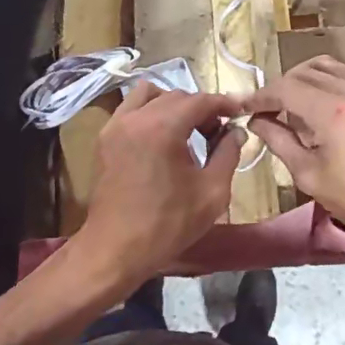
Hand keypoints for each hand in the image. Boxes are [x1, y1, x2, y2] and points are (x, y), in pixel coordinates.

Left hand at [72, 82, 244, 288]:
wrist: (117, 249)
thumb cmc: (168, 224)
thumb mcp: (212, 192)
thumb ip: (228, 154)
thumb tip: (236, 131)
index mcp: (163, 127)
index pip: (200, 101)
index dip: (223, 104)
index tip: (239, 112)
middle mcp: (135, 117)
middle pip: (176, 96)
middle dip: (200, 108)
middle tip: (217, 132)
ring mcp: (115, 125)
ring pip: (149, 95)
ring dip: (173, 105)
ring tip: (187, 130)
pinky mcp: (105, 138)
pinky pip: (130, 109)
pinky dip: (149, 112)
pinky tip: (162, 138)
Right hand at [243, 56, 344, 248]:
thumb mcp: (309, 174)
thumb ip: (278, 141)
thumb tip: (257, 121)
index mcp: (333, 111)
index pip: (285, 88)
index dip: (261, 96)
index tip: (244, 107)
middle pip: (302, 72)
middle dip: (279, 88)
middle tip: (265, 110)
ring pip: (323, 66)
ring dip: (300, 80)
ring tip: (290, 105)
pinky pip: (343, 73)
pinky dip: (323, 81)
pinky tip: (317, 106)